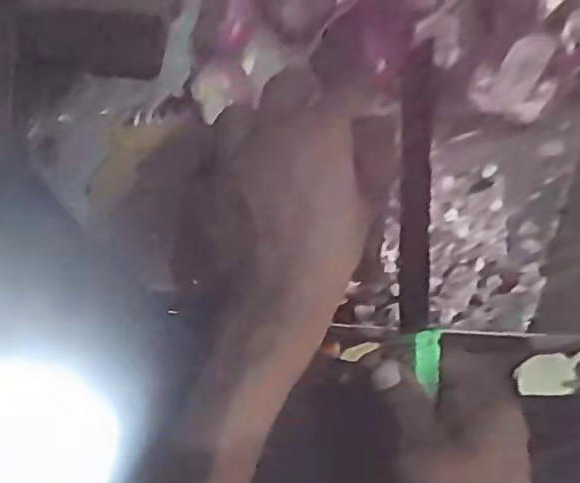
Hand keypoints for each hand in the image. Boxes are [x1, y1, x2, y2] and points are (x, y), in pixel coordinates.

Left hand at [211, 67, 369, 320]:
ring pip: (237, 116)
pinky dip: (225, 165)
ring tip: (260, 148)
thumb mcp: (363, 210)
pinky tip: (234, 183)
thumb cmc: (326, 259)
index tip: (361, 104)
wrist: (270, 301)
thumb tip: (375, 132)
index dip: (357, 93)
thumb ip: (370, 161)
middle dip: (299, 96)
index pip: (347, 85)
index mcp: (320, 129)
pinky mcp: (204, 185)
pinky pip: (213, 160)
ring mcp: (232, 155)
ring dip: (252, 125)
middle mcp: (272, 128)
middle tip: (305, 119)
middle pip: (284, 85)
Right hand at [367, 350, 559, 482]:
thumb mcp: (417, 447)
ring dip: (404, 412)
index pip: (440, 351)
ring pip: (440, 408)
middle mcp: (494, 409)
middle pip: (440, 379)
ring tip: (370, 429)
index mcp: (485, 395)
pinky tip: (396, 455)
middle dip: (397, 385)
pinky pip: (445, 434)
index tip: (360, 372)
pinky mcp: (482, 466)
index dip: (398, 355)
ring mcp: (492, 439)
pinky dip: (417, 435)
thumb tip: (381, 360)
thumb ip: (400, 400)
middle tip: (359, 401)